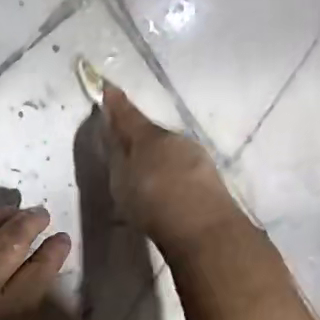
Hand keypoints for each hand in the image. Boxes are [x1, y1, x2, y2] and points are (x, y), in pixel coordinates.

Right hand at [101, 84, 245, 251]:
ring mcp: (196, 156)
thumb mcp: (121, 180)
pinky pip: (182, 168)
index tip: (109, 89)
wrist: (203, 229)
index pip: (128, 114)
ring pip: (169, 152)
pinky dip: (172, 175)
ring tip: (146, 183)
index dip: (116, 103)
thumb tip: (114, 134)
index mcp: (148, 136)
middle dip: (138, 139)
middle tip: (125, 154)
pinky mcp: (210, 177)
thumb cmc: (152, 201)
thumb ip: (117, 156)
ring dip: (158, 161)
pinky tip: (167, 194)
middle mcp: (174, 138)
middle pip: (151, 134)